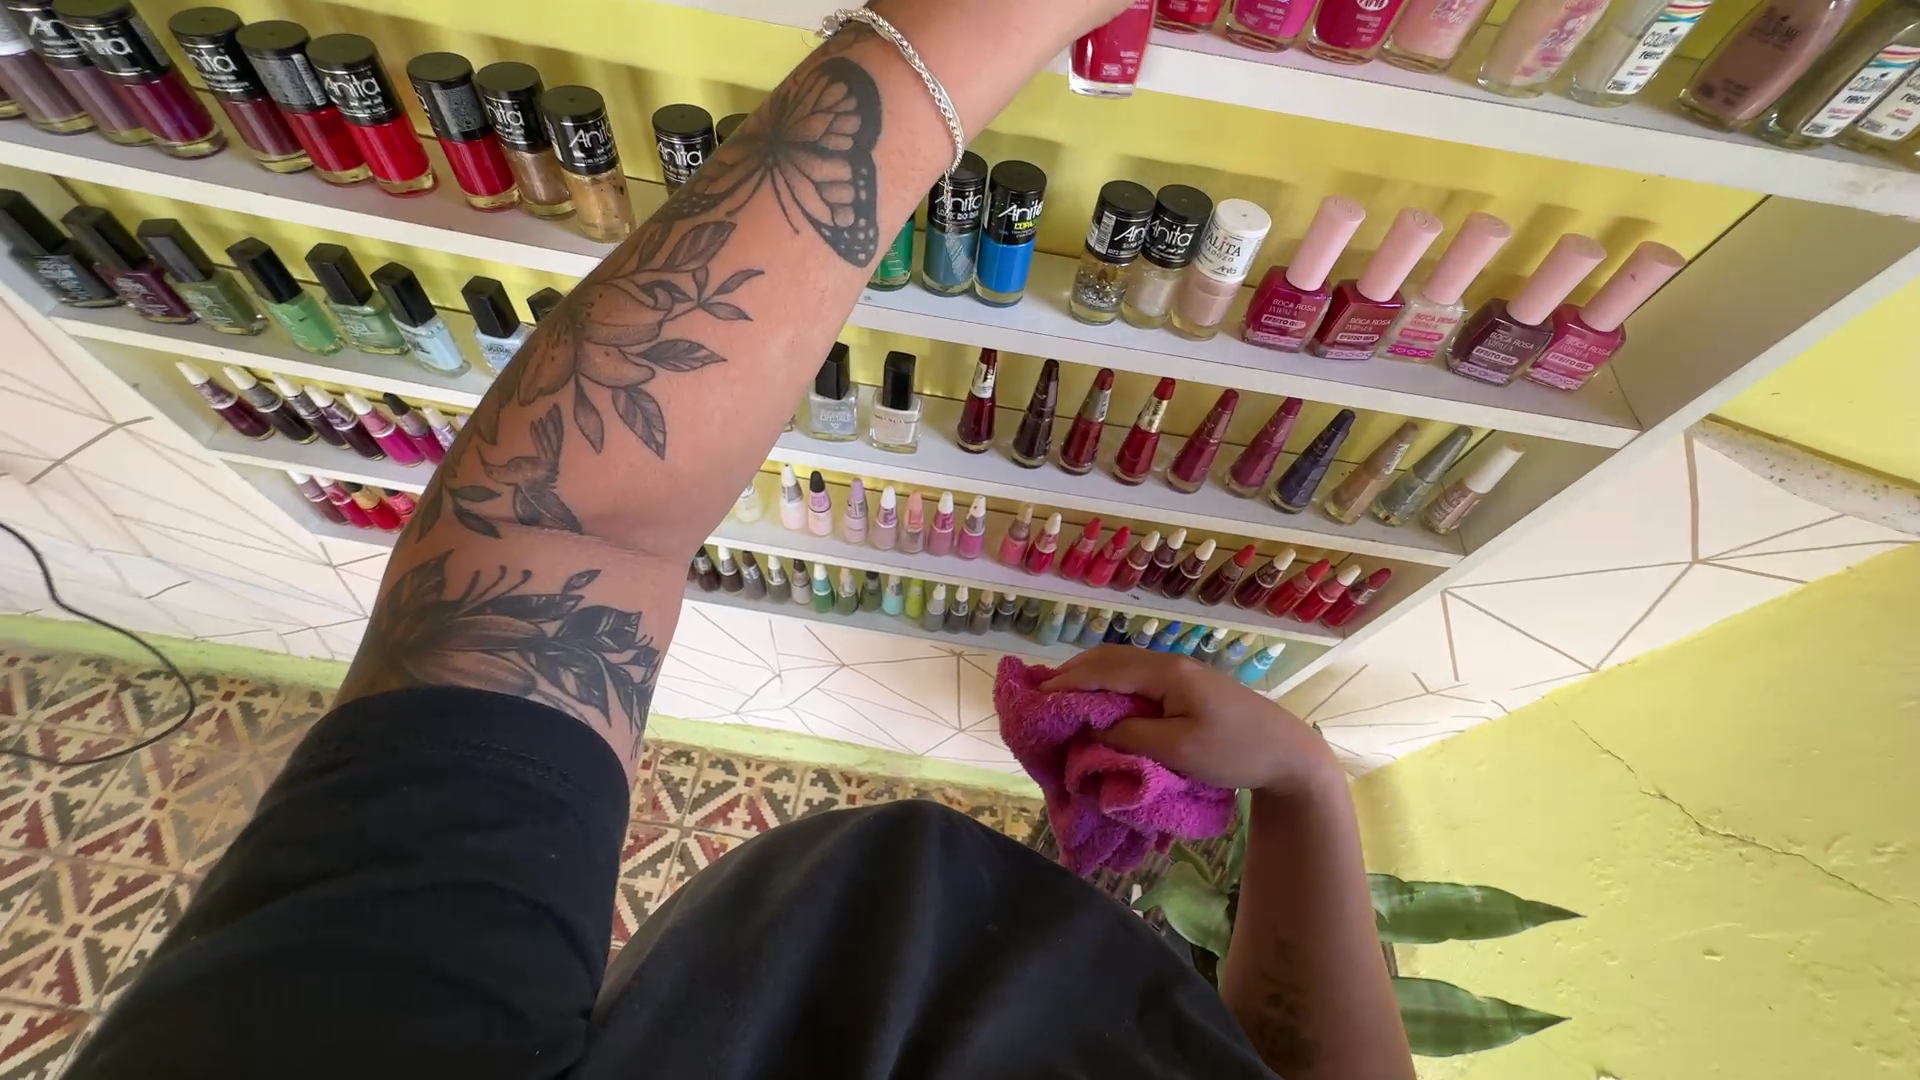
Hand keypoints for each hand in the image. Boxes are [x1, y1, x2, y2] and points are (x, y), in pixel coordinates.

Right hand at [1040, 646, 1339, 795]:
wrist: (1289, 752)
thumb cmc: (1235, 752)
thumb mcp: (1180, 750)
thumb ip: (1131, 736)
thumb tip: (1094, 729)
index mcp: (1165, 673)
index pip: (1104, 669)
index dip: (1067, 681)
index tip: (1036, 696)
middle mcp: (1168, 663)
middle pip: (1108, 657)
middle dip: (1071, 672)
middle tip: (1040, 692)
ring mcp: (1178, 671)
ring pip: (1121, 662)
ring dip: (1088, 675)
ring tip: (1061, 694)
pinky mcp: (1185, 684)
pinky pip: (1135, 674)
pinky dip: (1108, 681)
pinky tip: (1099, 697)